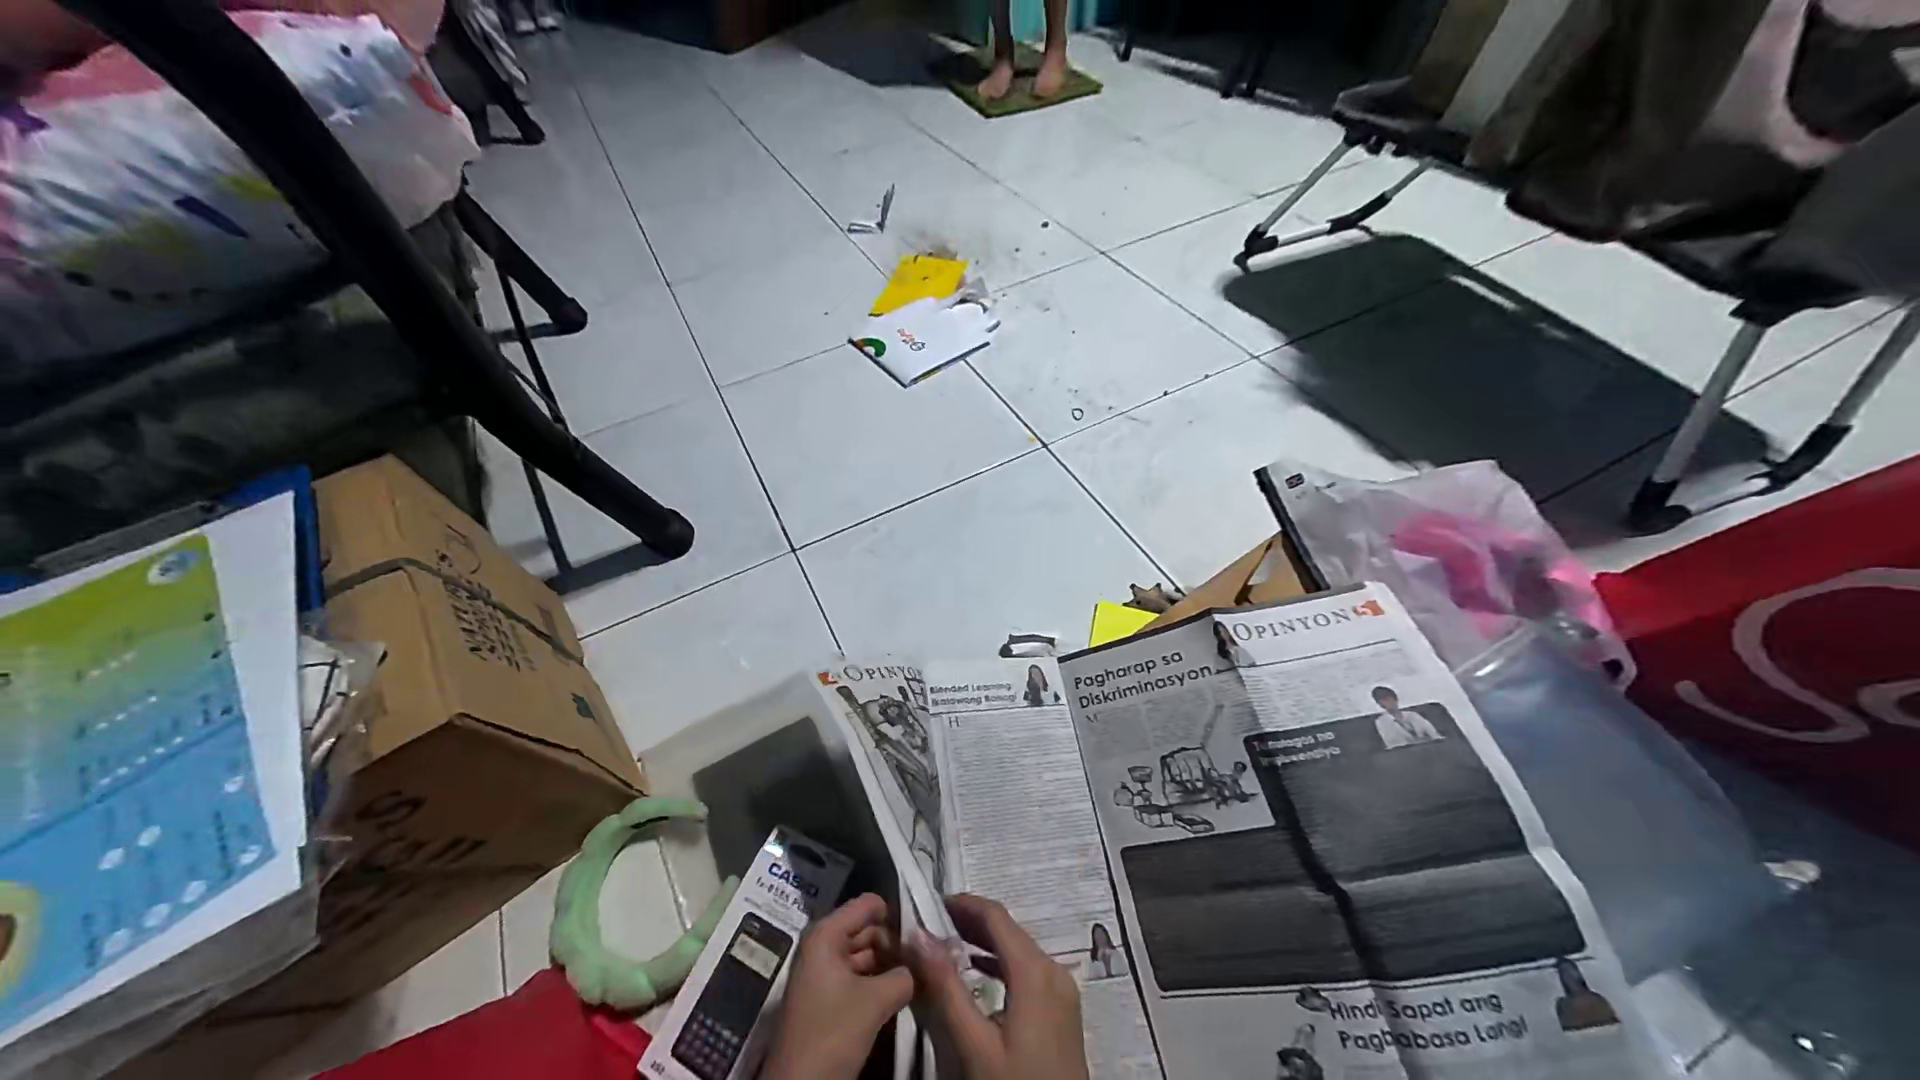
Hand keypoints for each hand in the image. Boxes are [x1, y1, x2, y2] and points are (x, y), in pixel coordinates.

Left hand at [761, 894, 913, 1079]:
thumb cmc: (831, 1034)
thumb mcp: (875, 1002)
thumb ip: (905, 975)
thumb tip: (925, 964)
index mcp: (826, 934)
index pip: (869, 905)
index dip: (897, 915)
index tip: (924, 934)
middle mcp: (823, 945)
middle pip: (868, 929)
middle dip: (897, 943)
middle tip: (928, 958)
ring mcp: (824, 972)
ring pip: (866, 955)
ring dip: (892, 964)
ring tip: (922, 974)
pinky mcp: (829, 997)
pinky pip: (860, 977)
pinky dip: (880, 982)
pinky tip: (904, 991)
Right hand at [904, 895, 1087, 1079]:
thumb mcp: (974, 1044)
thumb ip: (946, 988)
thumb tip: (917, 936)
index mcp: (1035, 971)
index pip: (996, 916)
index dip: (964, 903)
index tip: (931, 903)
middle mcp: (1054, 969)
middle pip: (1009, 929)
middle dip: (970, 921)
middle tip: (932, 923)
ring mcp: (1062, 988)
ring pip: (1018, 947)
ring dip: (983, 940)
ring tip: (945, 942)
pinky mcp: (1062, 1007)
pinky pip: (1028, 967)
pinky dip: (1000, 961)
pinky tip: (976, 969)